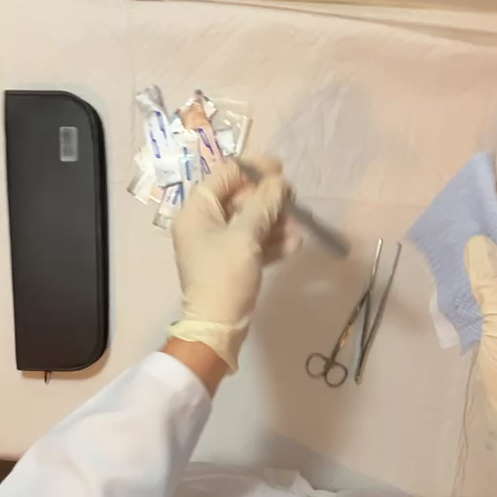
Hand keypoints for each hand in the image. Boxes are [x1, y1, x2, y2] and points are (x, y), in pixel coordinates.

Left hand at [168, 157, 295, 371]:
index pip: (225, 175)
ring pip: (251, 222)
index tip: (280, 170)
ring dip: (276, 223)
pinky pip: (253, 243)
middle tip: (293, 203)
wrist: (217, 327)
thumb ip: (264, 205)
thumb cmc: (224, 277)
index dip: (253, 169)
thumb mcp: (245, 237)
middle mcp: (205, 223)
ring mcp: (218, 244)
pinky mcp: (232, 262)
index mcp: (197, 211)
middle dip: (270, 201)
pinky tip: (293, 246)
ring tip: (298, 231)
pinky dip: (272, 242)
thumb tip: (279, 184)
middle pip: (241, 198)